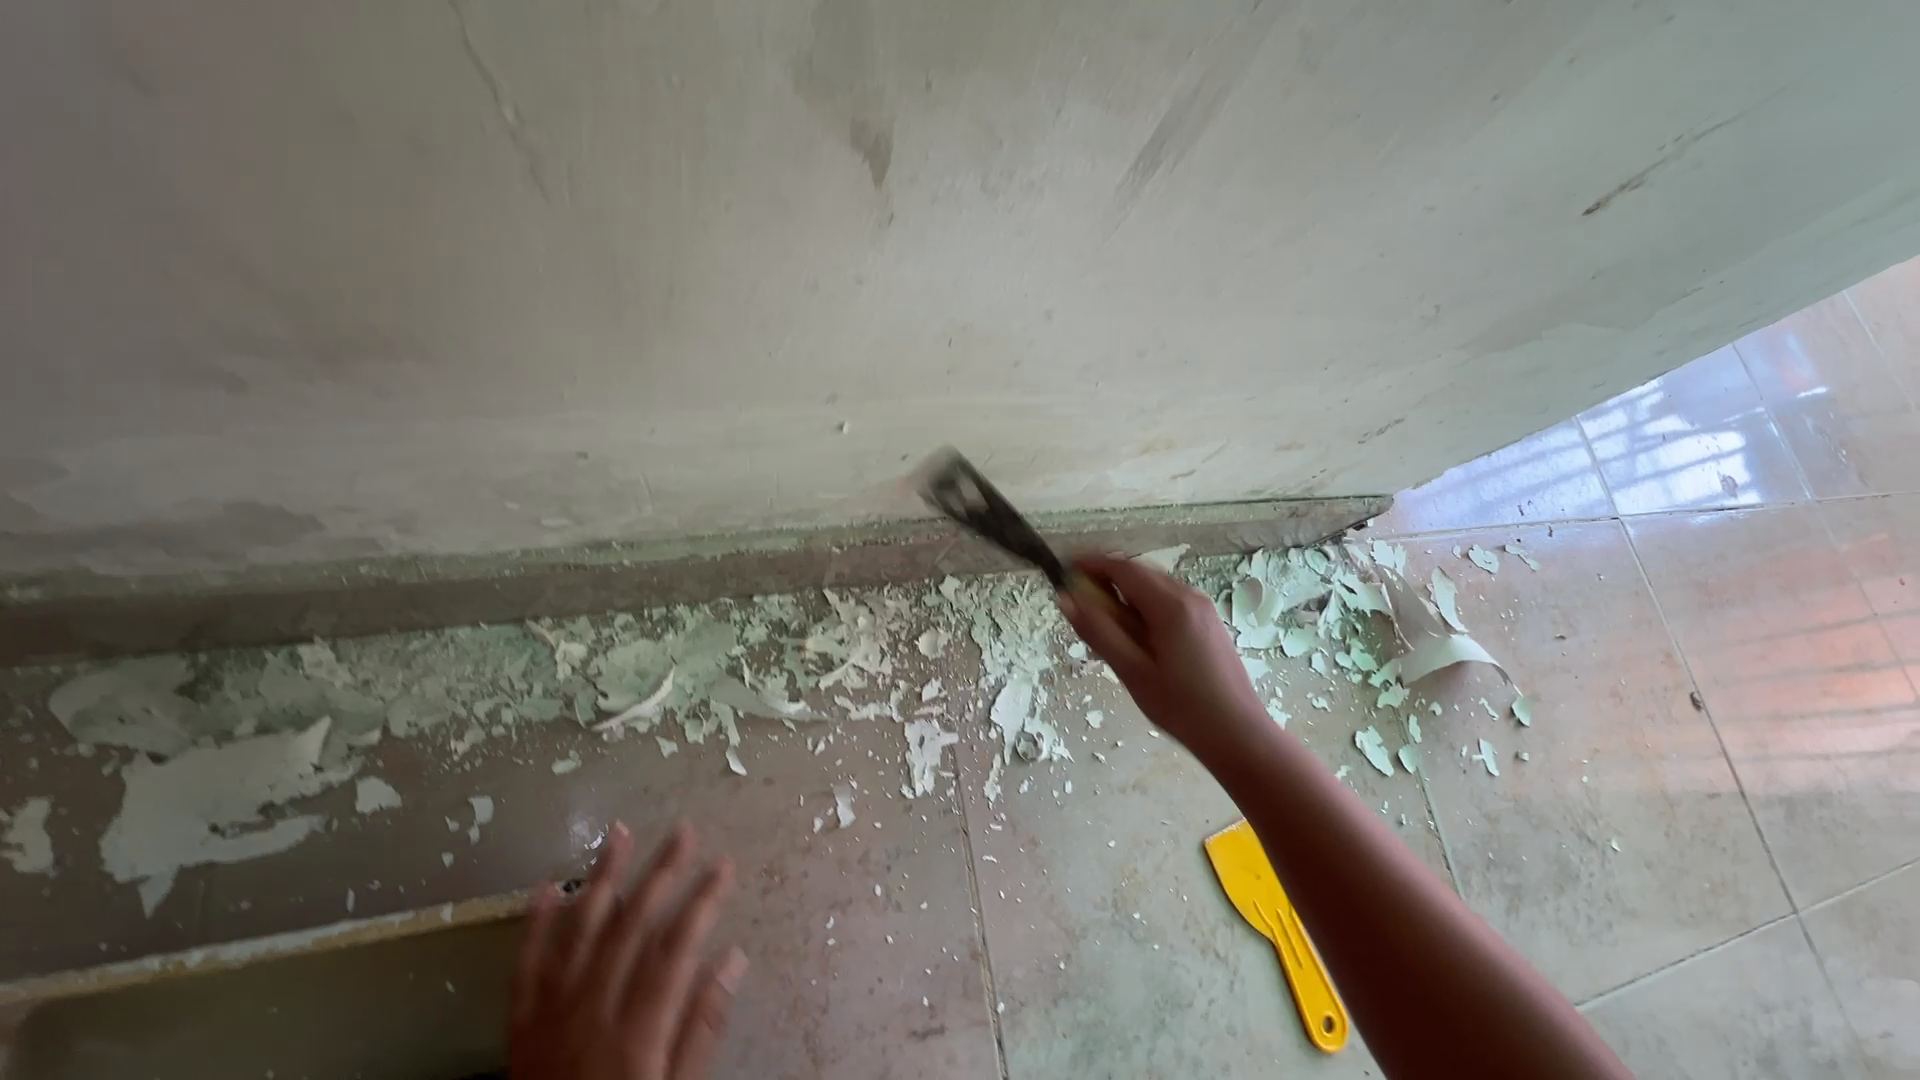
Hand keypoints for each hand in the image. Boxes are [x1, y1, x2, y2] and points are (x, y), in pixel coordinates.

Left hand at [511, 821, 746, 1079]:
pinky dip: (535, 924)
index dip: (702, 900)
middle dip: (660, 872)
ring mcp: (550, 1014)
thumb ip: (703, 1028)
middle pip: (629, 926)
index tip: (724, 865)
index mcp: (636, 1030)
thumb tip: (733, 958)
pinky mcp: (520, 1025)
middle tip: (683, 831)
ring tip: (620, 833)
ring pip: (577, 931)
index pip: (676, 947)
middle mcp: (590, 1011)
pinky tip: (546, 888)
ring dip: (601, 878)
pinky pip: (525, 965)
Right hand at [1058, 553, 1269, 755]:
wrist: (1239, 733)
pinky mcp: (1208, 621)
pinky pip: (1169, 600)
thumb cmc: (1182, 707)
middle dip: (1106, 578)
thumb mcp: (1131, 671)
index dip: (1091, 564)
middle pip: (1140, 571)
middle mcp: (1189, 596)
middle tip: (1080, 601)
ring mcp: (1203, 607)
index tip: (1066, 570)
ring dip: (1126, 593)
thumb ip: (1098, 632)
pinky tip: (1136, 634)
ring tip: (1104, 621)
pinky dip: (1145, 605)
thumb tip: (1067, 599)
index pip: (1123, 568)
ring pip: (1155, 585)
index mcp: (1170, 605)